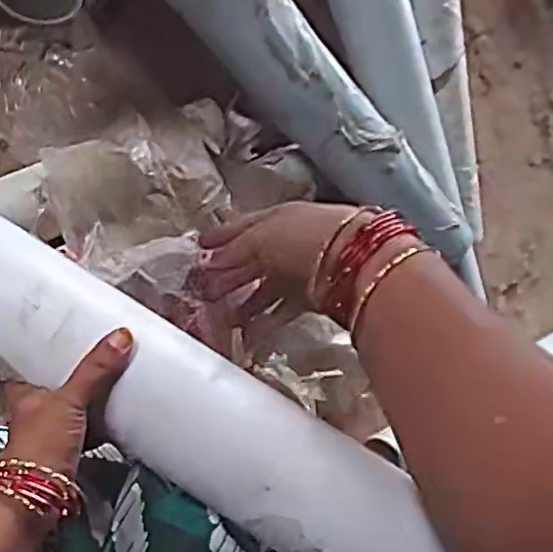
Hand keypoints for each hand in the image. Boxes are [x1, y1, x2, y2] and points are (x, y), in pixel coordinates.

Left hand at [0, 328, 135, 477]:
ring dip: (91, 400)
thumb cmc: (43, 442)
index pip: (32, 363)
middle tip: (103, 356)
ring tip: (116, 378)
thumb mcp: (68, 399)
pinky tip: (119, 415)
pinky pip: (89, 431)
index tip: (69, 338)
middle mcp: (35, 411)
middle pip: (58, 386)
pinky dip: (102, 424)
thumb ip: (95, 370)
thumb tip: (121, 335)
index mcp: (24, 392)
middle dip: (77, 375)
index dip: (47, 351)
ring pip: (74, 409)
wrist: (40, 494)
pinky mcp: (69, 453)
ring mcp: (52, 434)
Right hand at [196, 202, 365, 326]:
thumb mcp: (261, 238)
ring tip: (223, 318)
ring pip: (265, 287)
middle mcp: (289, 241)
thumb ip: (232, 251)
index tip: (198, 248)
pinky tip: (250, 332)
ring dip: (244, 302)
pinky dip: (266, 320)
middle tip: (203, 291)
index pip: (241, 228)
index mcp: (276, 219)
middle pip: (252, 260)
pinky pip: (282, 309)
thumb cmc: (304, 239)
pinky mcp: (314, 296)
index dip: (219, 239)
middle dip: (227, 275)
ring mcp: (302, 269)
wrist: (354, 262)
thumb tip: (206, 261)